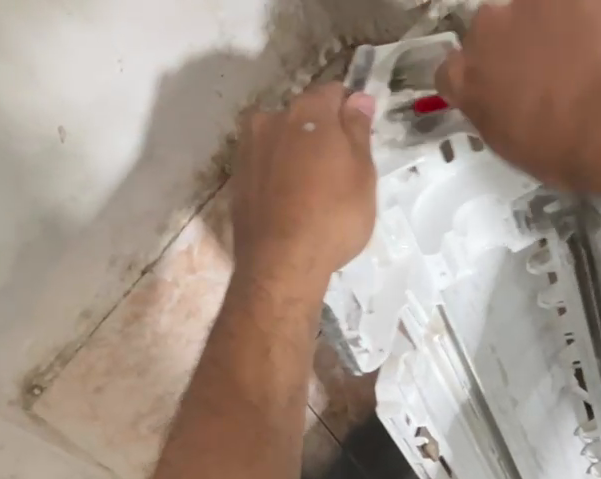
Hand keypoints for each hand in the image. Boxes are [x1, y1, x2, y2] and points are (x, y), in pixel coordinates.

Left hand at [229, 83, 377, 298]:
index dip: (349, 112)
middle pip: (303, 114)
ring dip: (295, 153)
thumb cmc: (333, 218)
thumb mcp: (362, 176)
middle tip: (338, 170)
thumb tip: (358, 99)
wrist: (281, 263)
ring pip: (280, 139)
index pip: (333, 93)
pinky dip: (277, 175)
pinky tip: (290, 203)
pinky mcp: (237, 178)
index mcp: (309, 111)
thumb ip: (358, 131)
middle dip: (320, 133)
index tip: (359, 139)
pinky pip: (264, 166)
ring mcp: (249, 148)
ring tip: (311, 190)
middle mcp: (272, 118)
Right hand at [436, 0, 600, 189]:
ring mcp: (531, 2)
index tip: (492, 93)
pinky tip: (600, 47)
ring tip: (575, 60)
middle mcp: (489, 30)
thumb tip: (503, 102)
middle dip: (508, 49)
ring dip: (544, 30)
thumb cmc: (563, 150)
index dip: (473, 82)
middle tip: (538, 78)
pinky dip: (581, 20)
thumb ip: (496, 114)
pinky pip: (571, 5)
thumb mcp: (514, 148)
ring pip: (530, 12)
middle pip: (488, 32)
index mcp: (468, 78)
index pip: (450, 72)